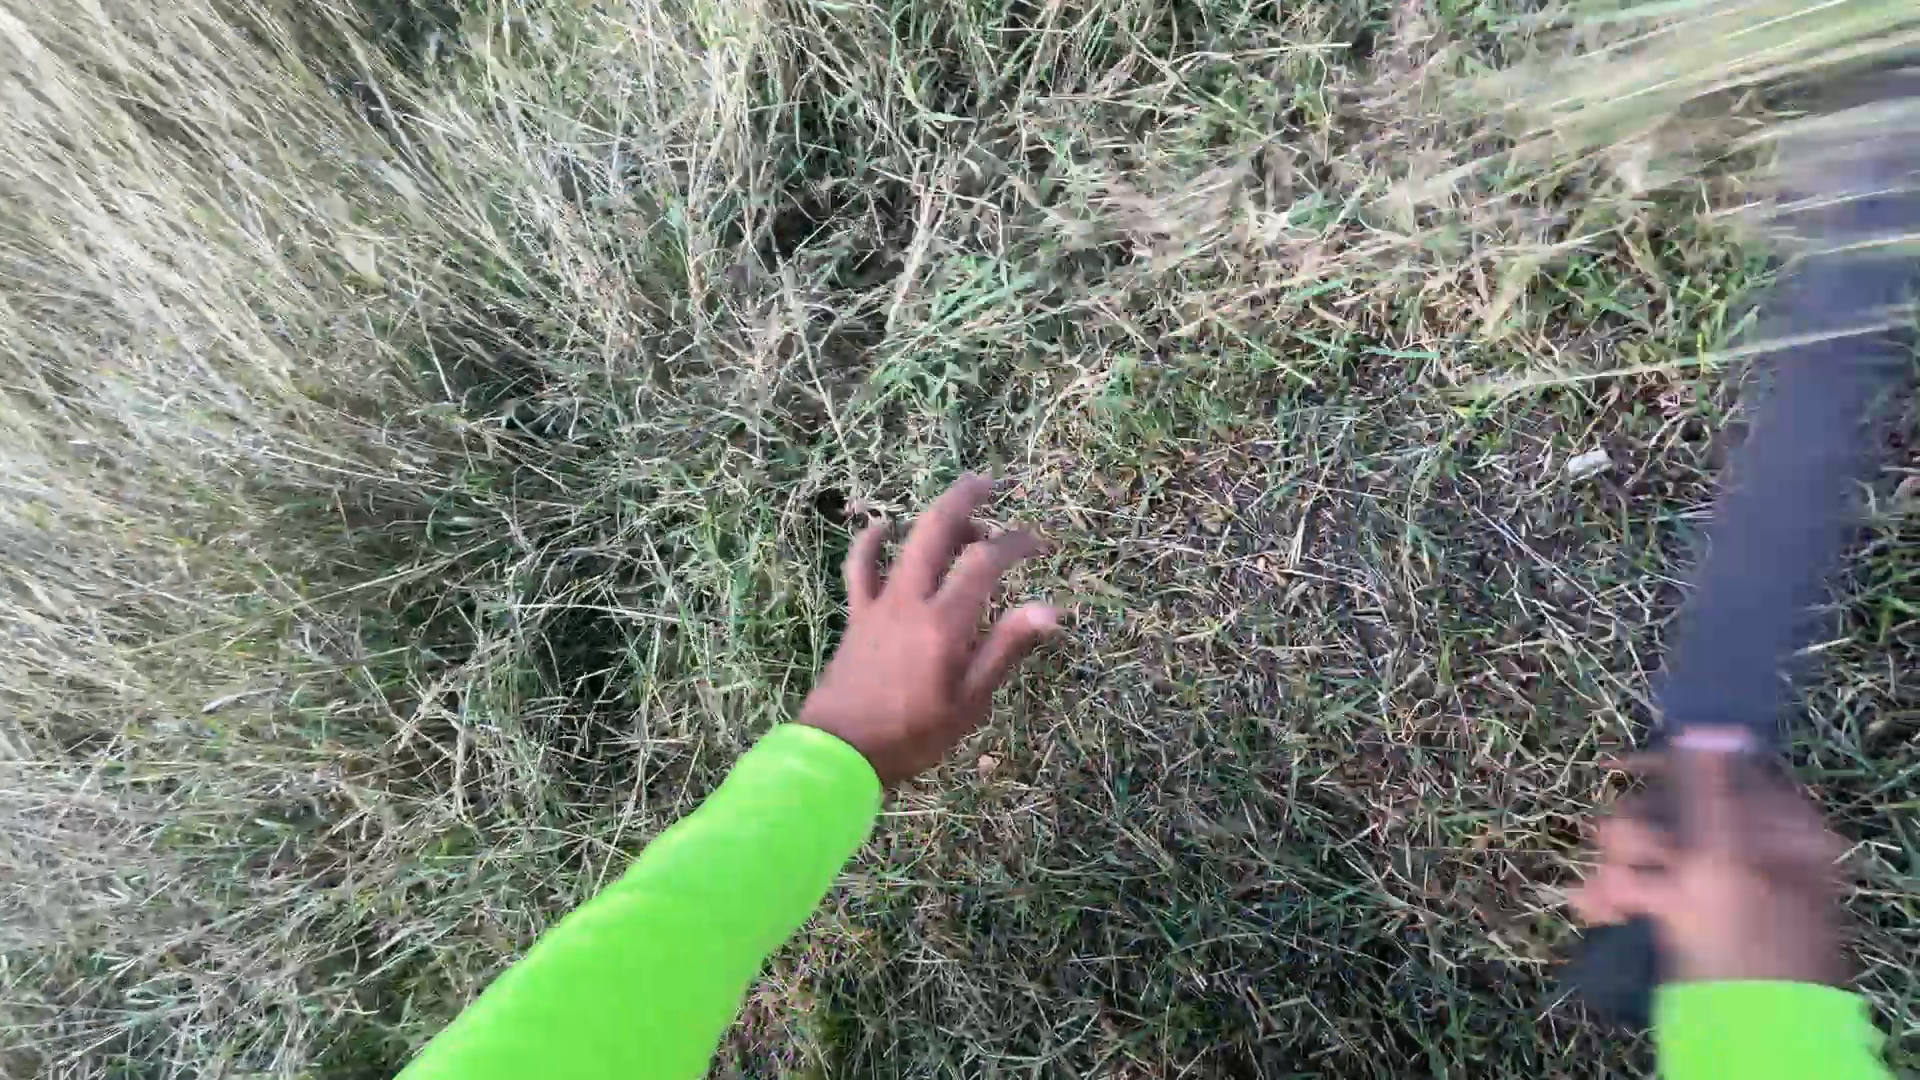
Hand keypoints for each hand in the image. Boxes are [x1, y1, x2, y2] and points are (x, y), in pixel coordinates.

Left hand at [798, 474, 1058, 785]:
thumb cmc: (913, 735)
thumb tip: (1048, 609)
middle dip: (966, 498)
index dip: (1016, 543)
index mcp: (944, 622)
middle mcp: (910, 599)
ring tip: (963, 517)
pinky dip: (872, 542)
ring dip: (932, 518)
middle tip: (992, 482)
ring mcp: (879, 602)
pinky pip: (860, 567)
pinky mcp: (858, 613)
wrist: (841, 751)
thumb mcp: (970, 702)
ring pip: (906, 541)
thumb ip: (1005, 649)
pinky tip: (883, 526)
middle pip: (938, 529)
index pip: (985, 562)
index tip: (1039, 542)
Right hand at [1570, 729, 1848, 985]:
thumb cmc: (1741, 934)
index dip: (1660, 767)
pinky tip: (1602, 909)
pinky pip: (1636, 879)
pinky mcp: (1683, 906)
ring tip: (1610, 899)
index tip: (1613, 767)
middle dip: (1628, 836)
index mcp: (1777, 831)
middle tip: (1618, 858)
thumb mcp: (1725, 855)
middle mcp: (1747, 848)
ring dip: (1613, 869)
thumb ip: (1712, 789)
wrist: (1742, 1021)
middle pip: (1663, 809)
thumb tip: (1709, 724)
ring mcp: (1714, 879)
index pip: (1713, 773)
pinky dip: (1612, 890)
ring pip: (1641, 846)